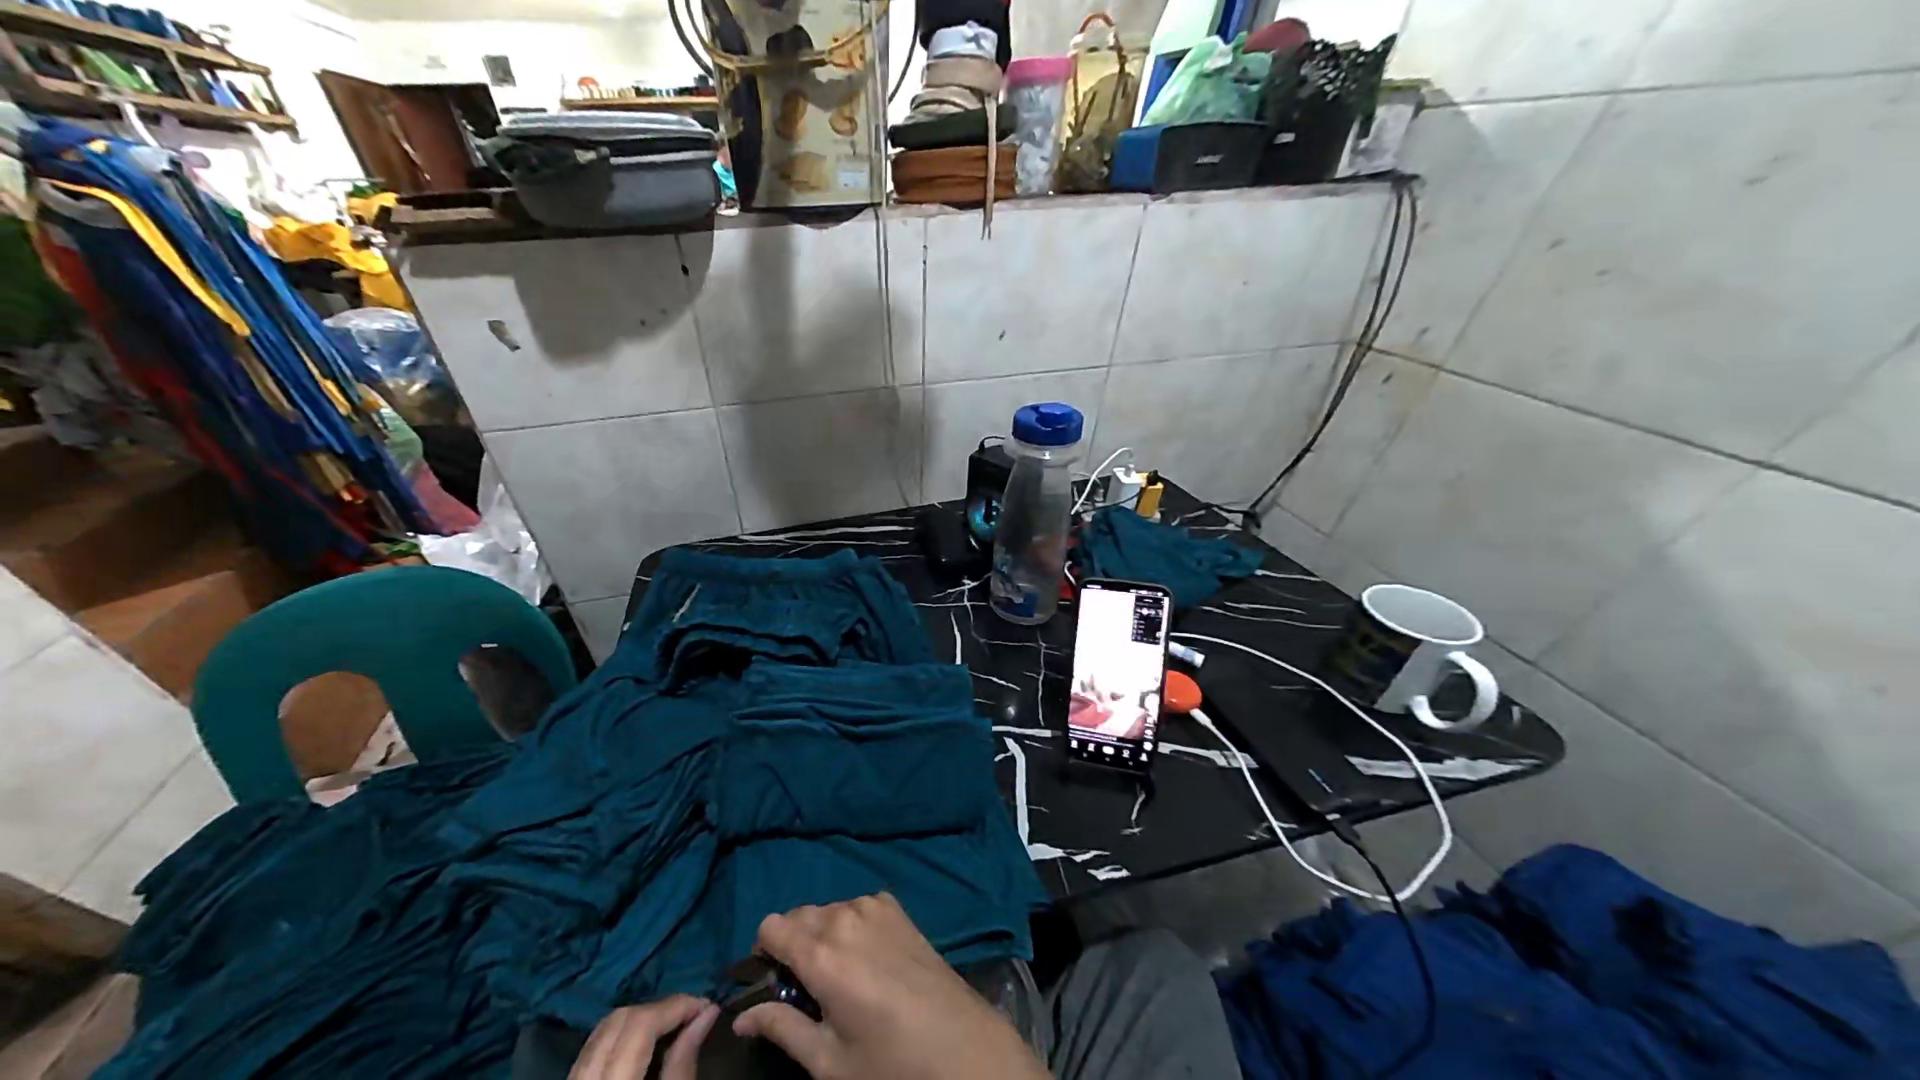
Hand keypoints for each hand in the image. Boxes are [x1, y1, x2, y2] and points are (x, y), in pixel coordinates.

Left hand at [569, 994, 719, 1079]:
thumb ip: (683, 1065)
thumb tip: (707, 1011)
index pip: (640, 1026)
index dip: (677, 1007)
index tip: (707, 1007)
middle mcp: (582, 1077)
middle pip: (618, 1019)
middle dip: (658, 1009)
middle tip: (691, 1015)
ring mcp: (571, 1079)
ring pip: (602, 1029)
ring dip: (640, 1019)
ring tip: (671, 1026)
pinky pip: (592, 1048)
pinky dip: (621, 1036)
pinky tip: (643, 1044)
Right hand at [734, 893, 1050, 1079]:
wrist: (962, 1045)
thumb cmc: (890, 1061)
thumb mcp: (828, 1059)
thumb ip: (781, 1028)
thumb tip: (741, 1017)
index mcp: (822, 952)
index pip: (771, 926)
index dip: (764, 952)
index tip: (773, 982)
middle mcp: (845, 917)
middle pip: (798, 916)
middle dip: (792, 945)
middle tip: (806, 988)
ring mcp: (876, 907)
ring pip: (829, 910)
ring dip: (823, 934)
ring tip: (841, 975)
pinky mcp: (899, 910)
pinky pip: (858, 907)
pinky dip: (852, 925)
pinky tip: (869, 958)